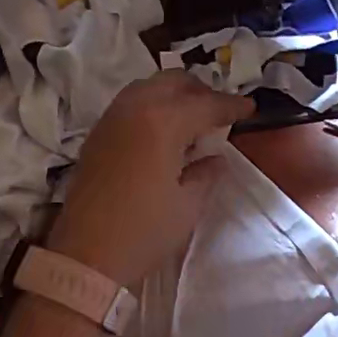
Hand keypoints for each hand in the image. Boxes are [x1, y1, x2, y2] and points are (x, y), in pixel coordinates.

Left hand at [48, 72, 253, 287]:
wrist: (87, 254)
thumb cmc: (143, 233)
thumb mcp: (187, 207)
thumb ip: (206, 175)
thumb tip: (216, 159)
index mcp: (162, 123)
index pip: (205, 104)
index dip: (231, 105)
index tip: (250, 108)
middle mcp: (135, 108)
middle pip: (174, 83)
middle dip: (201, 92)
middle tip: (220, 113)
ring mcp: (111, 119)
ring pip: (149, 88)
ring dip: (174, 96)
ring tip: (192, 121)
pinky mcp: (97, 136)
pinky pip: (130, 105)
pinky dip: (152, 108)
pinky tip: (163, 134)